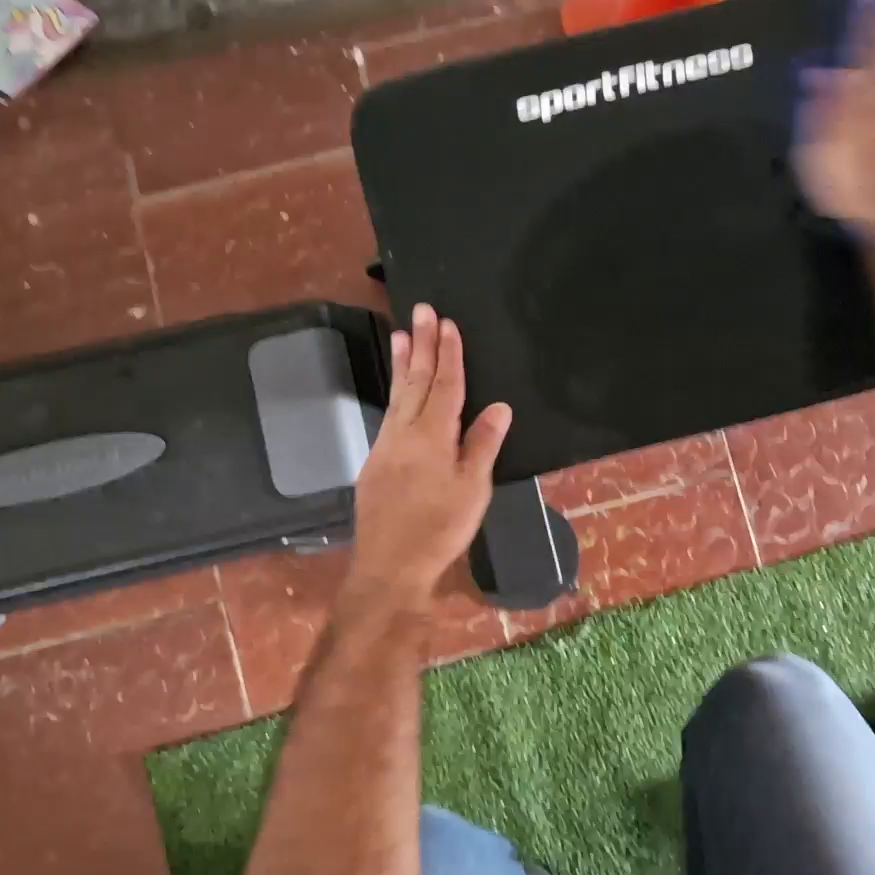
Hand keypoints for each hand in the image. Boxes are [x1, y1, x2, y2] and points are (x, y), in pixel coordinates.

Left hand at [345, 303, 512, 610]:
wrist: (389, 564)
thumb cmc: (439, 529)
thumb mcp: (472, 490)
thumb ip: (483, 445)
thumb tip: (499, 406)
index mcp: (434, 436)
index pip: (445, 386)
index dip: (448, 354)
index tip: (447, 323)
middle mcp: (405, 433)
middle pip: (417, 381)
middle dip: (422, 345)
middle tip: (421, 310)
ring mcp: (386, 446)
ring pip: (397, 395)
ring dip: (402, 364)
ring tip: (401, 334)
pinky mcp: (375, 462)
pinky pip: (388, 414)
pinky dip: (394, 392)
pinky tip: (396, 390)